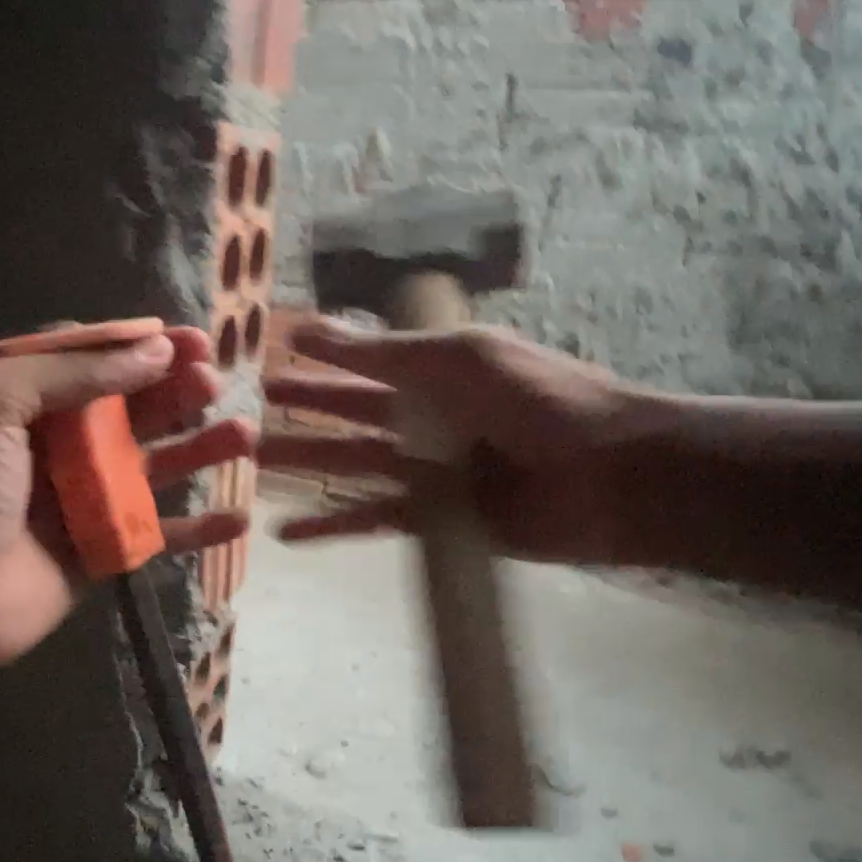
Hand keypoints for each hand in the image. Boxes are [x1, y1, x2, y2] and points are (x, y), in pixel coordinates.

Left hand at [0, 323, 252, 673]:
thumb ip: (67, 370)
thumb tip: (152, 351)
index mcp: (26, 400)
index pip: (93, 359)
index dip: (140, 346)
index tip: (186, 338)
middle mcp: (60, 443)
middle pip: (134, 407)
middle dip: (178, 390)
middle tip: (216, 381)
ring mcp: (85, 498)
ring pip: (157, 465)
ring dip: (202, 449)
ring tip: (245, 435)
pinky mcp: (103, 550)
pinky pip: (160, 533)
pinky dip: (199, 529)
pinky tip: (238, 517)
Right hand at [259, 316, 645, 564]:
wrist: (610, 477)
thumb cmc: (539, 399)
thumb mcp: (458, 359)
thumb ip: (384, 353)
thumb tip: (312, 328)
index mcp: (440, 371)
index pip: (369, 359)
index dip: (327, 353)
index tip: (279, 346)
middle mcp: (430, 419)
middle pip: (352, 412)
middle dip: (306, 407)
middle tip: (251, 407)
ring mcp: (430, 473)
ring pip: (352, 465)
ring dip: (304, 463)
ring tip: (254, 462)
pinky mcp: (433, 522)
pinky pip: (371, 521)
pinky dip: (329, 526)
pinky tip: (286, 532)